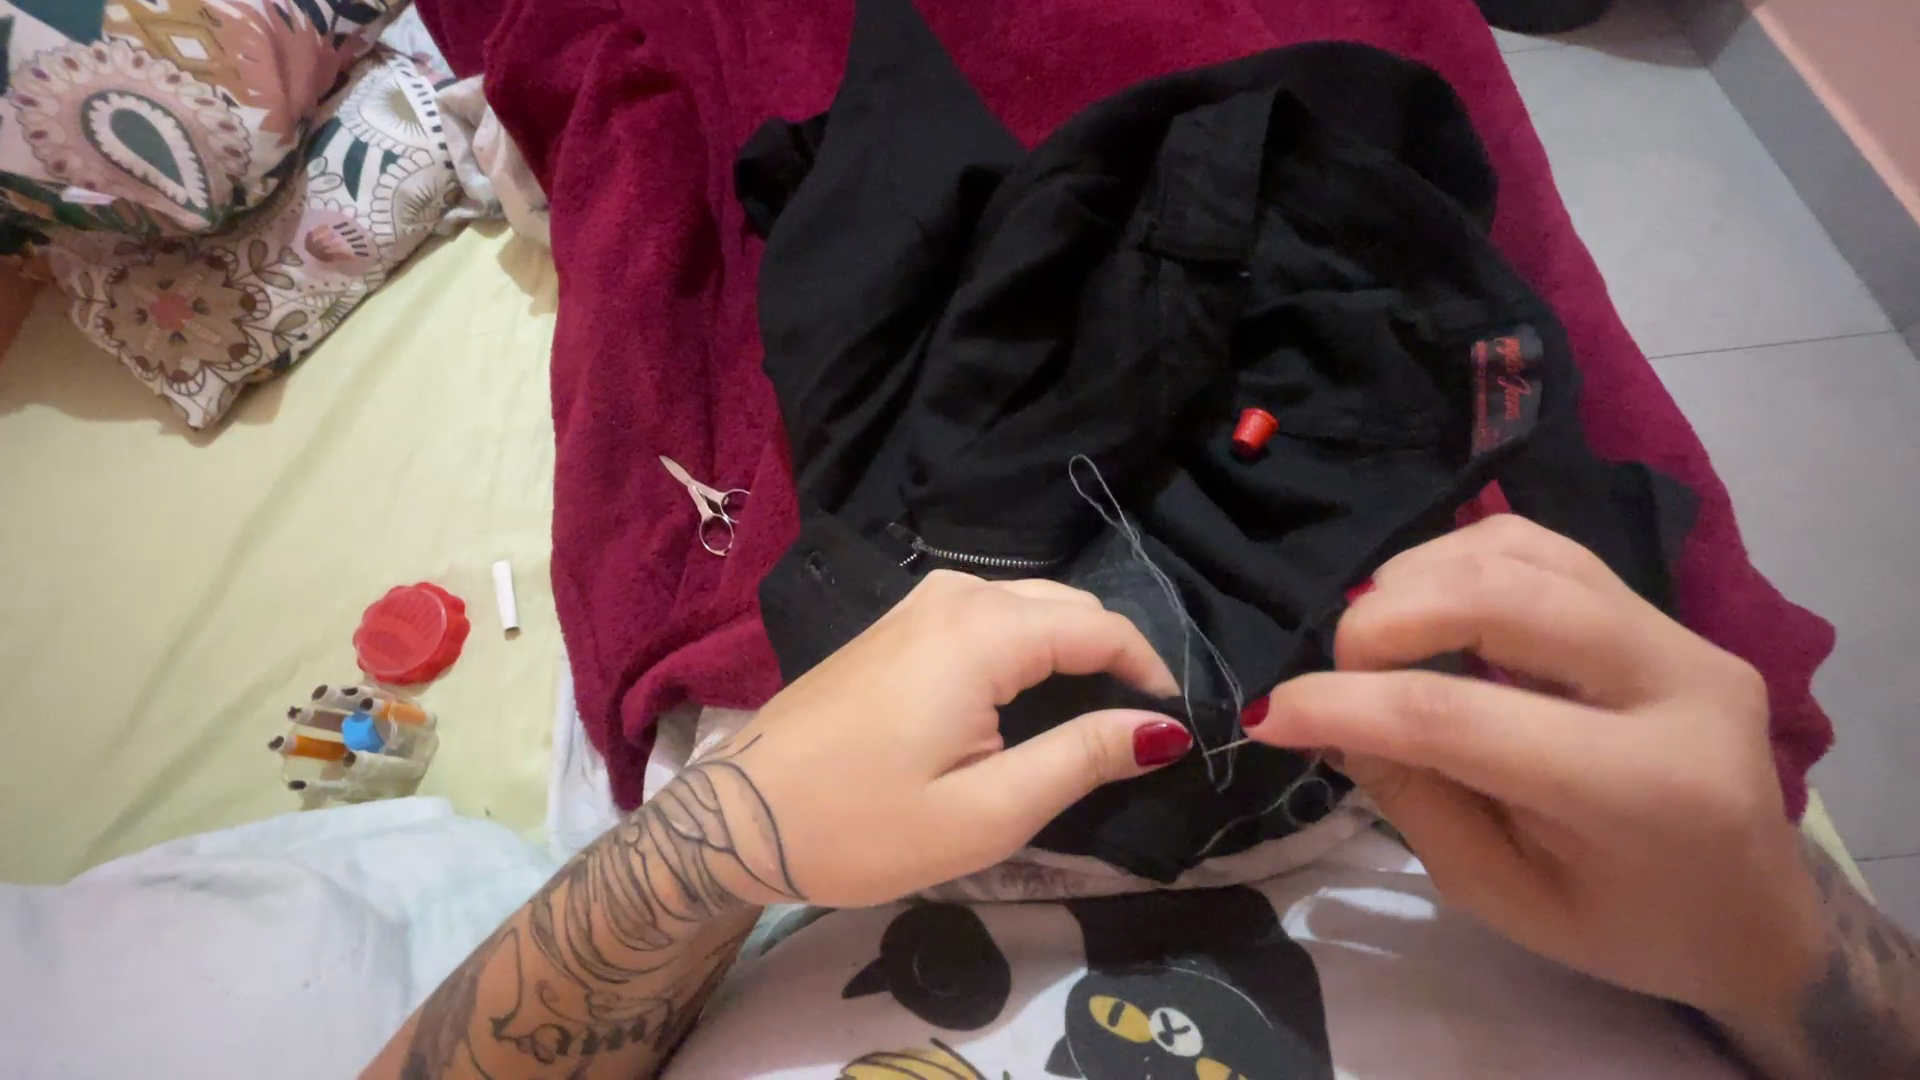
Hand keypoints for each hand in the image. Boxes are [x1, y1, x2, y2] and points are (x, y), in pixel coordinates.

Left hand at [713, 570, 1190, 908]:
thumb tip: (1163, 728)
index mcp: (982, 632)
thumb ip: (1081, 757)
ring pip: (1029, 605)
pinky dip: (1026, 645)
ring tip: (1087, 717)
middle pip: (1067, 607)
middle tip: (1134, 728)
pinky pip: (988, 614)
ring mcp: (919, 600)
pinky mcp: (900, 620)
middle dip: (1113, 657)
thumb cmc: (863, 825)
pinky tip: (1025, 695)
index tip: (1175, 725)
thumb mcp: (986, 811)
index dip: (1149, 671)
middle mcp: (954, 594)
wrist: (742, 814)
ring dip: (1070, 649)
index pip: (1100, 628)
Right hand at [1245, 515, 1826, 1024]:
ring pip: (1509, 551)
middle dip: (1376, 624)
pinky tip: (1422, 605)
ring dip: (1407, 582)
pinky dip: (1447, 559)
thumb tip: (1316, 713)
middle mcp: (1676, 685)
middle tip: (1334, 670)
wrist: (1749, 908)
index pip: (1455, 718)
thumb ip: (1405, 791)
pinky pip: (1528, 542)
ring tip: (1374, 637)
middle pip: (1495, 600)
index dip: (1339, 705)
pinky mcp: (1648, 603)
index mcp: (1646, 791)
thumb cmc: (1617, 920)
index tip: (1266, 717)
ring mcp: (1672, 628)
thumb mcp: (1493, 890)